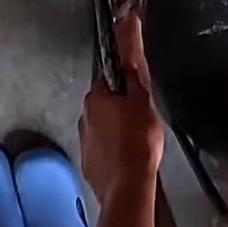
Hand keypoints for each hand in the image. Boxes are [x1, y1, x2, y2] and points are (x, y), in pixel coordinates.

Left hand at [81, 9, 163, 202]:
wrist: (128, 188)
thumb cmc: (139, 141)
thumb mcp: (143, 101)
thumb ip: (135, 70)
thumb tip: (128, 37)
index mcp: (96, 96)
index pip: (108, 80)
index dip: (123, 84)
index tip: (134, 94)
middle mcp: (84, 114)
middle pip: (103, 103)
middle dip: (118, 107)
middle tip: (139, 120)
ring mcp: (84, 139)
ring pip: (101, 126)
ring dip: (114, 129)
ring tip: (134, 142)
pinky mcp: (87, 162)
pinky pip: (100, 149)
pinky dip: (111, 150)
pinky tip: (125, 158)